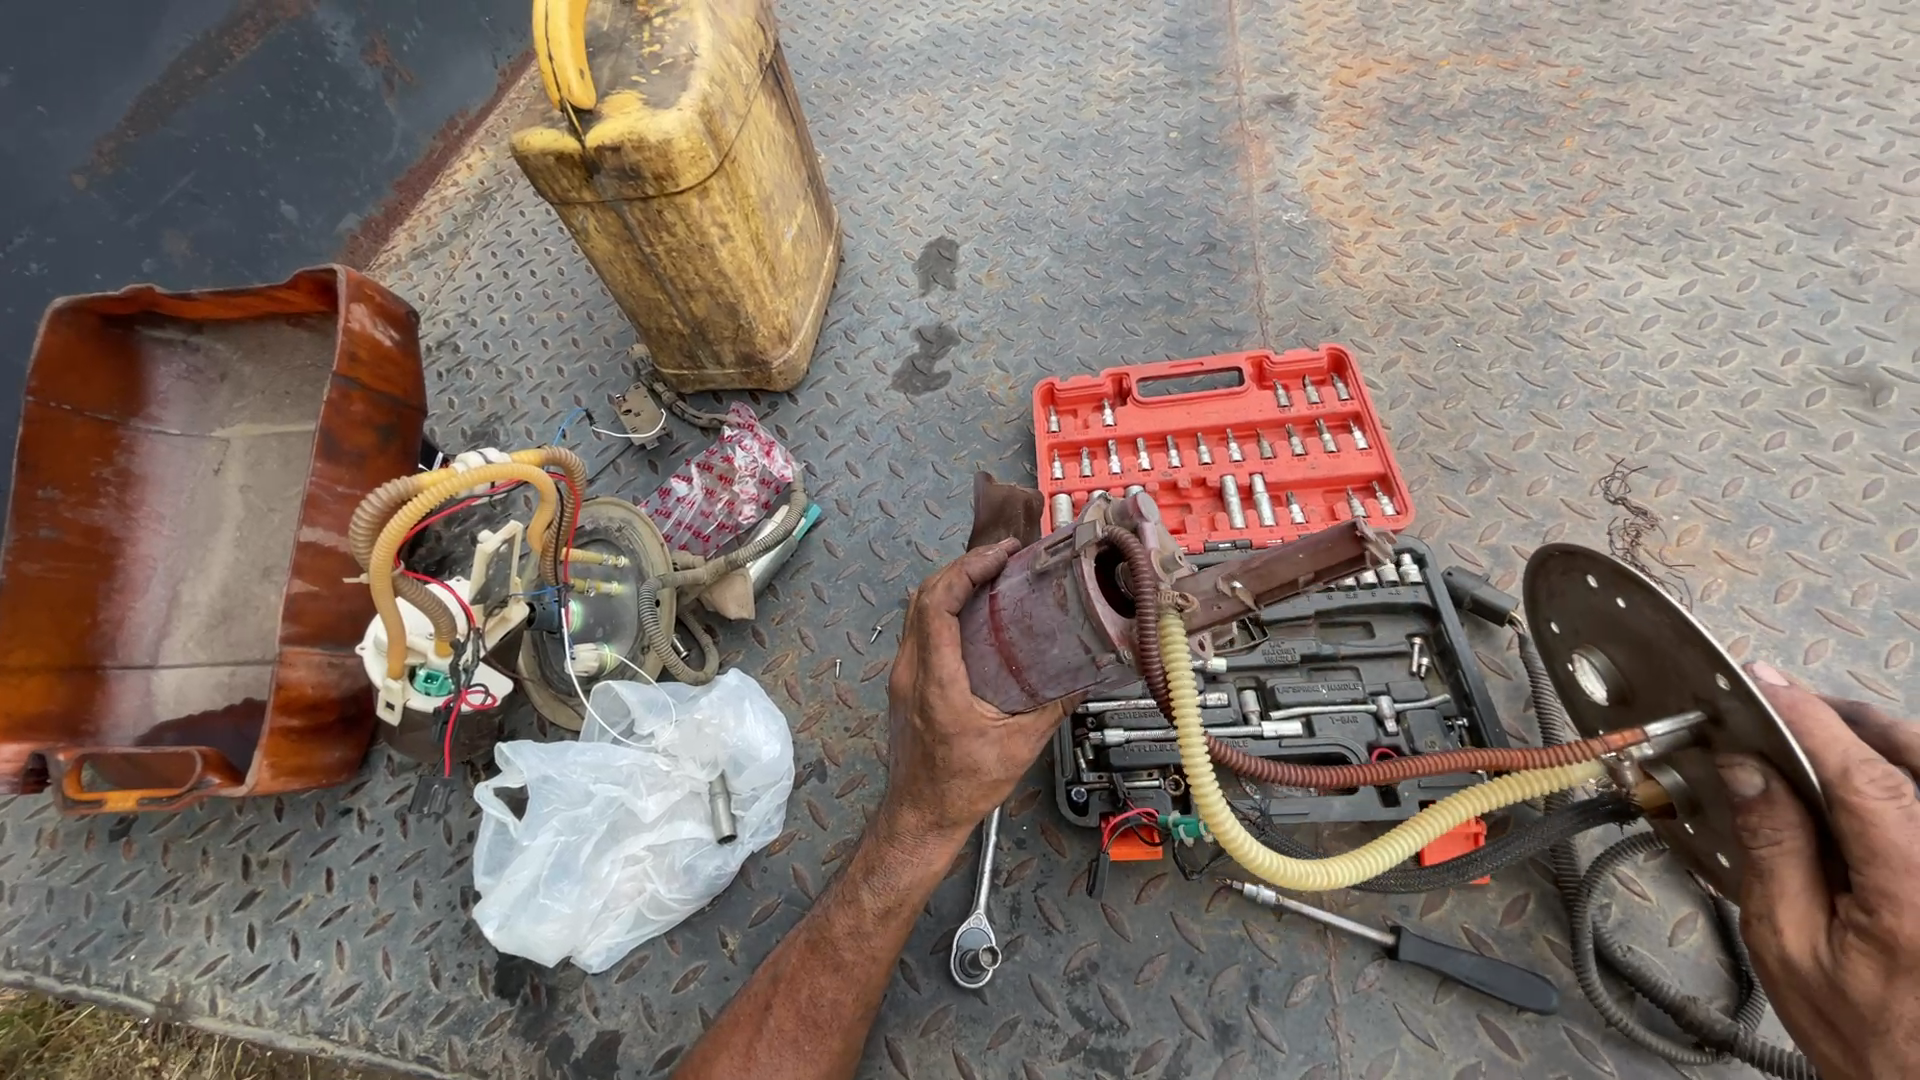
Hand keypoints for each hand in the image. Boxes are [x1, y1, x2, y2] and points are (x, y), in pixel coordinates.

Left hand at [877, 540, 1075, 846]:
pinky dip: (944, 607)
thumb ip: (1052, 709)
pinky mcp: (905, 683)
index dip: (967, 570)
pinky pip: (919, 628)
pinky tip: (975, 612)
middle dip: (961, 567)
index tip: (1000, 555)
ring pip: (916, 610)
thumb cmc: (960, 787)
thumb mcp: (1017, 747)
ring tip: (989, 575)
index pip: (938, 604)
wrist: (918, 817)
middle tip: (1001, 558)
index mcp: (935, 680)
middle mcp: (911, 670)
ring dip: (950, 584)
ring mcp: (902, 675)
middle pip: (924, 596)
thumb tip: (1083, 680)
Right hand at [1718, 661, 1919, 1078]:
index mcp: (1919, 892)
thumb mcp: (1788, 943)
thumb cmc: (1863, 1031)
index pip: (1866, 779)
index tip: (1762, 681)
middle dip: (1856, 720)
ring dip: (1885, 747)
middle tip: (1788, 707)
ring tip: (1821, 742)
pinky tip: (1866, 787)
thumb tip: (1746, 768)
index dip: (1809, 719)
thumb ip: (1773, 849)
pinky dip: (1903, 782)